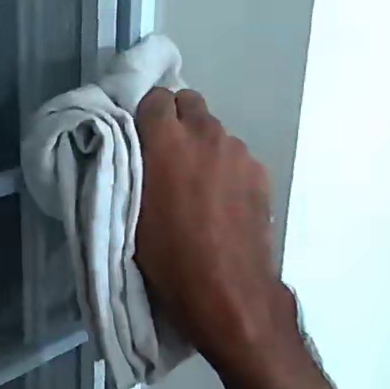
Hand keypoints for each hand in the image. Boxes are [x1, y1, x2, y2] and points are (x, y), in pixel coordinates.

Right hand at [135, 88, 313, 388]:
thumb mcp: (130, 210)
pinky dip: (225, 166)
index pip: (156, 97)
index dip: (146, 114)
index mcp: (166, 140)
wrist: (228, 291)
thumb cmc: (167, 255)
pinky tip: (220, 199)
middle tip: (166, 151)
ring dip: (201, 144)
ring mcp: (238, 151)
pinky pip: (235, 155)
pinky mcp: (260, 172)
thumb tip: (132, 149)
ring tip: (195, 182)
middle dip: (176, 119)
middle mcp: (205, 134)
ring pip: (214, 130)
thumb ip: (129, 167)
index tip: (140, 135)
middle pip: (190, 102)